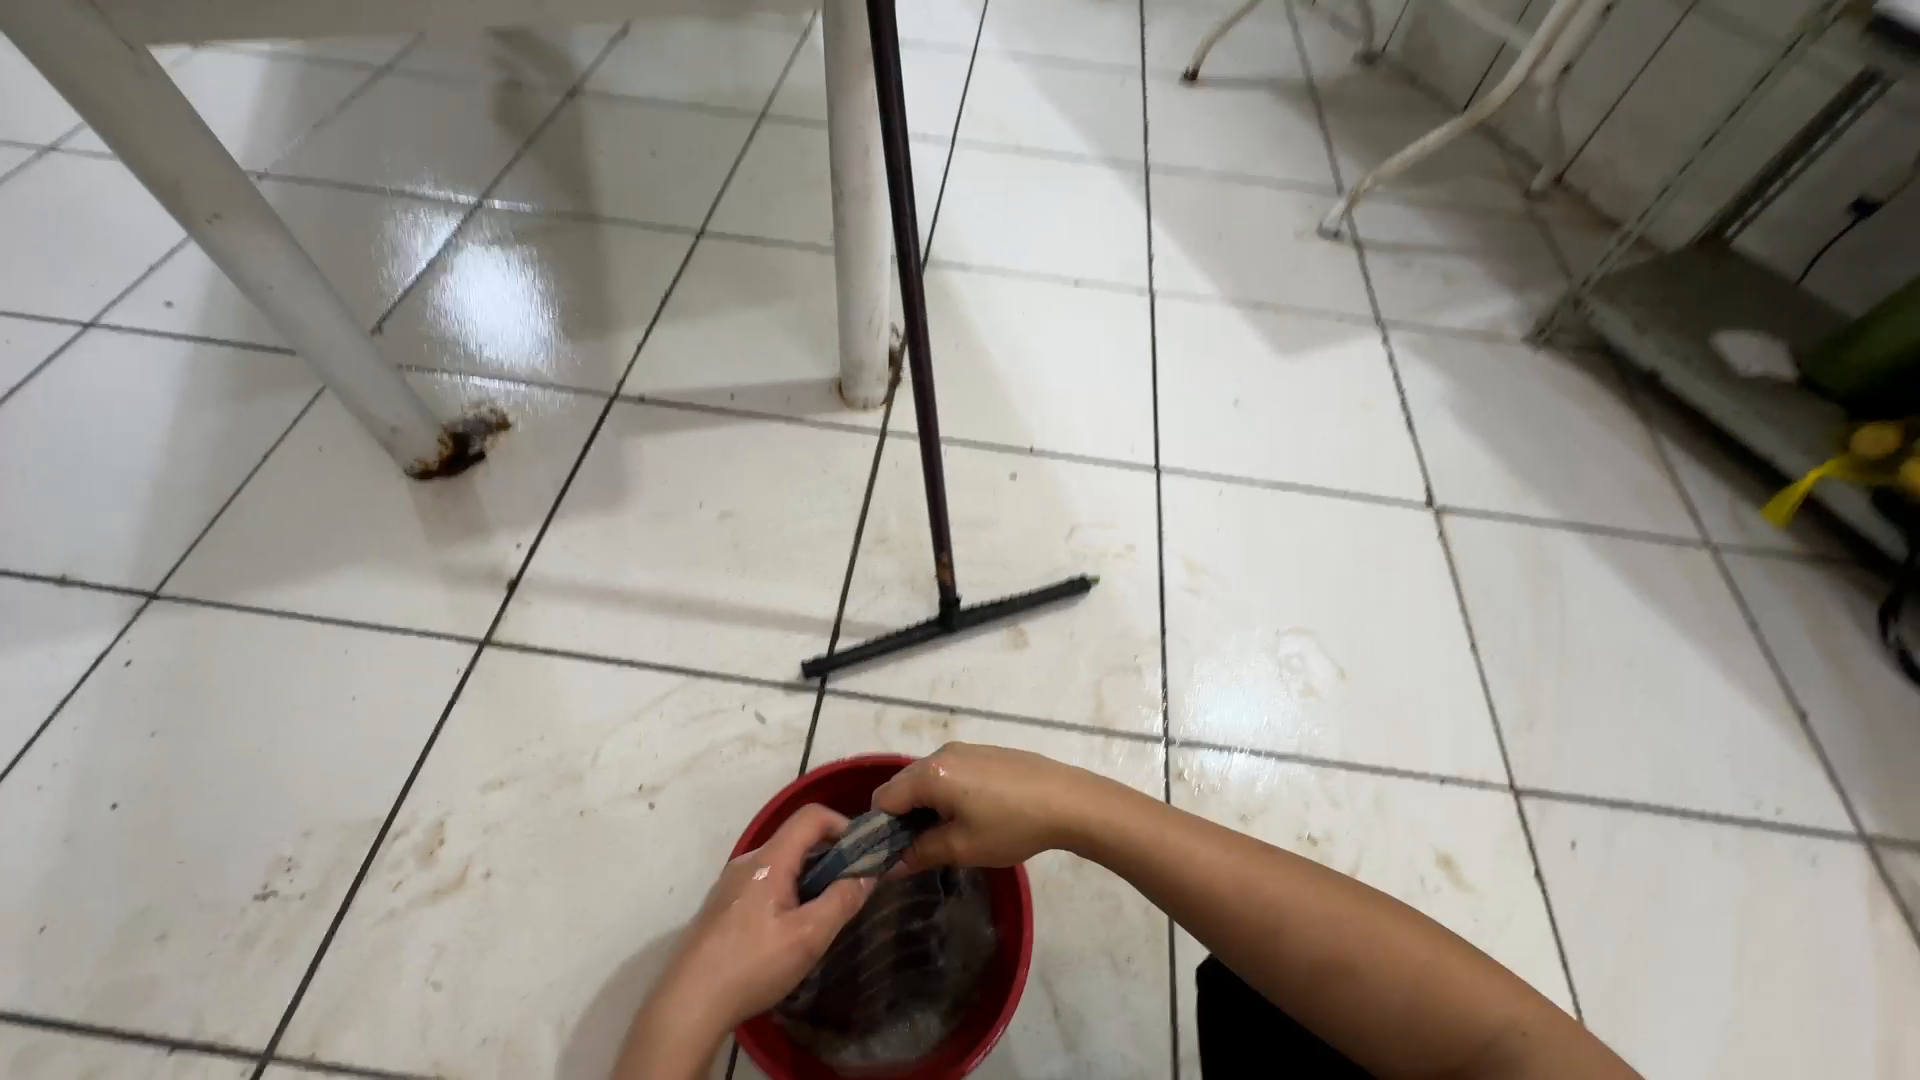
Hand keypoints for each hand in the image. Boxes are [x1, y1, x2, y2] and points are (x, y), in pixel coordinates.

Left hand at [622, 805, 874, 1077]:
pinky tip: (787, 932)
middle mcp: (748, 861)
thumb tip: (868, 873)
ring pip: (780, 864)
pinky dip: (786, 893)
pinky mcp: (722, 906)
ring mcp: (730, 883)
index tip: (863, 853)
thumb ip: (842, 900)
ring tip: (821, 915)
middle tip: (849, 889)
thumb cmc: (752, 965)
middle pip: (796, 840)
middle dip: (829, 857)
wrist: (686, 1005)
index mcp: (770, 859)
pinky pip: (763, 883)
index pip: (811, 816)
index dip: (842, 824)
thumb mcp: (808, 937)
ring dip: (807, 878)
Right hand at [870, 742, 1119, 869]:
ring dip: (924, 805)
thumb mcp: (963, 847)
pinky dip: (945, 793)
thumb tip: (890, 866)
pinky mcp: (985, 752)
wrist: (1069, 800)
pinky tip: (969, 815)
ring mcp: (965, 749)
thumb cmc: (1012, 826)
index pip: (884, 798)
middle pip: (902, 784)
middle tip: (916, 850)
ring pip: (927, 777)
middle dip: (901, 817)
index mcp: (930, 774)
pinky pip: (949, 772)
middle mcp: (942, 753)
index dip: (879, 829)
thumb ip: (921, 853)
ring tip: (944, 836)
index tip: (889, 855)